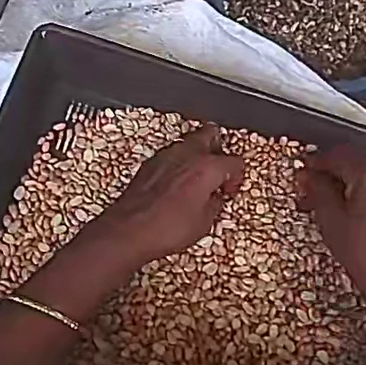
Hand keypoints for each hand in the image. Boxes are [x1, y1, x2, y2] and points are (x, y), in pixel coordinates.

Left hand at [81, 125, 244, 270]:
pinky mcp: (149, 164)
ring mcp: (166, 155)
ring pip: (188, 142)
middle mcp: (187, 154)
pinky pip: (171, 155)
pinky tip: (177, 185)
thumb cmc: (167, 228)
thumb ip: (215, 204)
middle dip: (219, 150)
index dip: (236, 177)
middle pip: (211, 134)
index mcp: (208, 167)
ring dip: (197, 155)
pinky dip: (178, 164)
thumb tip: (215, 199)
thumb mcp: (204, 223)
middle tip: (218, 172)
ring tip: (198, 179)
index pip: (234, 162)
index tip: (230, 190)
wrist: (129, 230)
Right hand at [296, 145, 365, 302]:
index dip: (314, 161)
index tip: (299, 168)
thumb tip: (305, 174)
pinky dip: (348, 185)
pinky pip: (365, 179)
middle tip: (304, 183)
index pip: (336, 155)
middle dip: (324, 169)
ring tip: (314, 196)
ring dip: (335, 178)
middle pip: (348, 159)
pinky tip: (332, 201)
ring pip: (355, 169)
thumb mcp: (330, 217)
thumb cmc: (361, 250)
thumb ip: (316, 189)